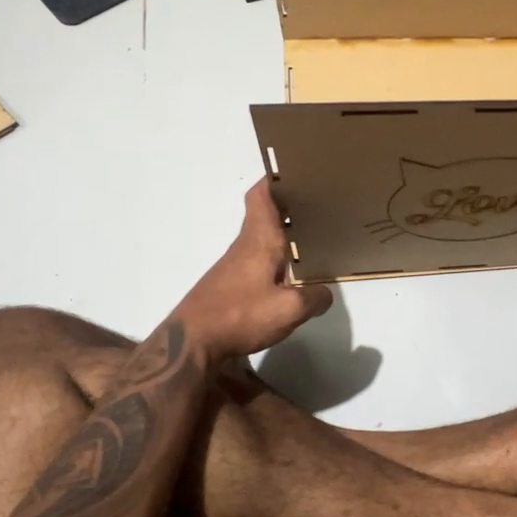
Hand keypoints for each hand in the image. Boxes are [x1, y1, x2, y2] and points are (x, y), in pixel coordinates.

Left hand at [173, 178, 332, 360]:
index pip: (261, 196)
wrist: (192, 343)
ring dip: (282, 236)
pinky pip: (257, 261)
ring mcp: (234, 266)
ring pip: (261, 239)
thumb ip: (314, 298)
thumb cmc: (240, 314)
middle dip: (288, 208)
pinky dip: (275, 260)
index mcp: (260, 240)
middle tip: (317, 208)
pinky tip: (290, 277)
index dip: (274, 180)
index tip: (294, 173)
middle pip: (264, 215)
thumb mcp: (289, 310)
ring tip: (312, 241)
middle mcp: (245, 246)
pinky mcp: (229, 285)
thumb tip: (325, 293)